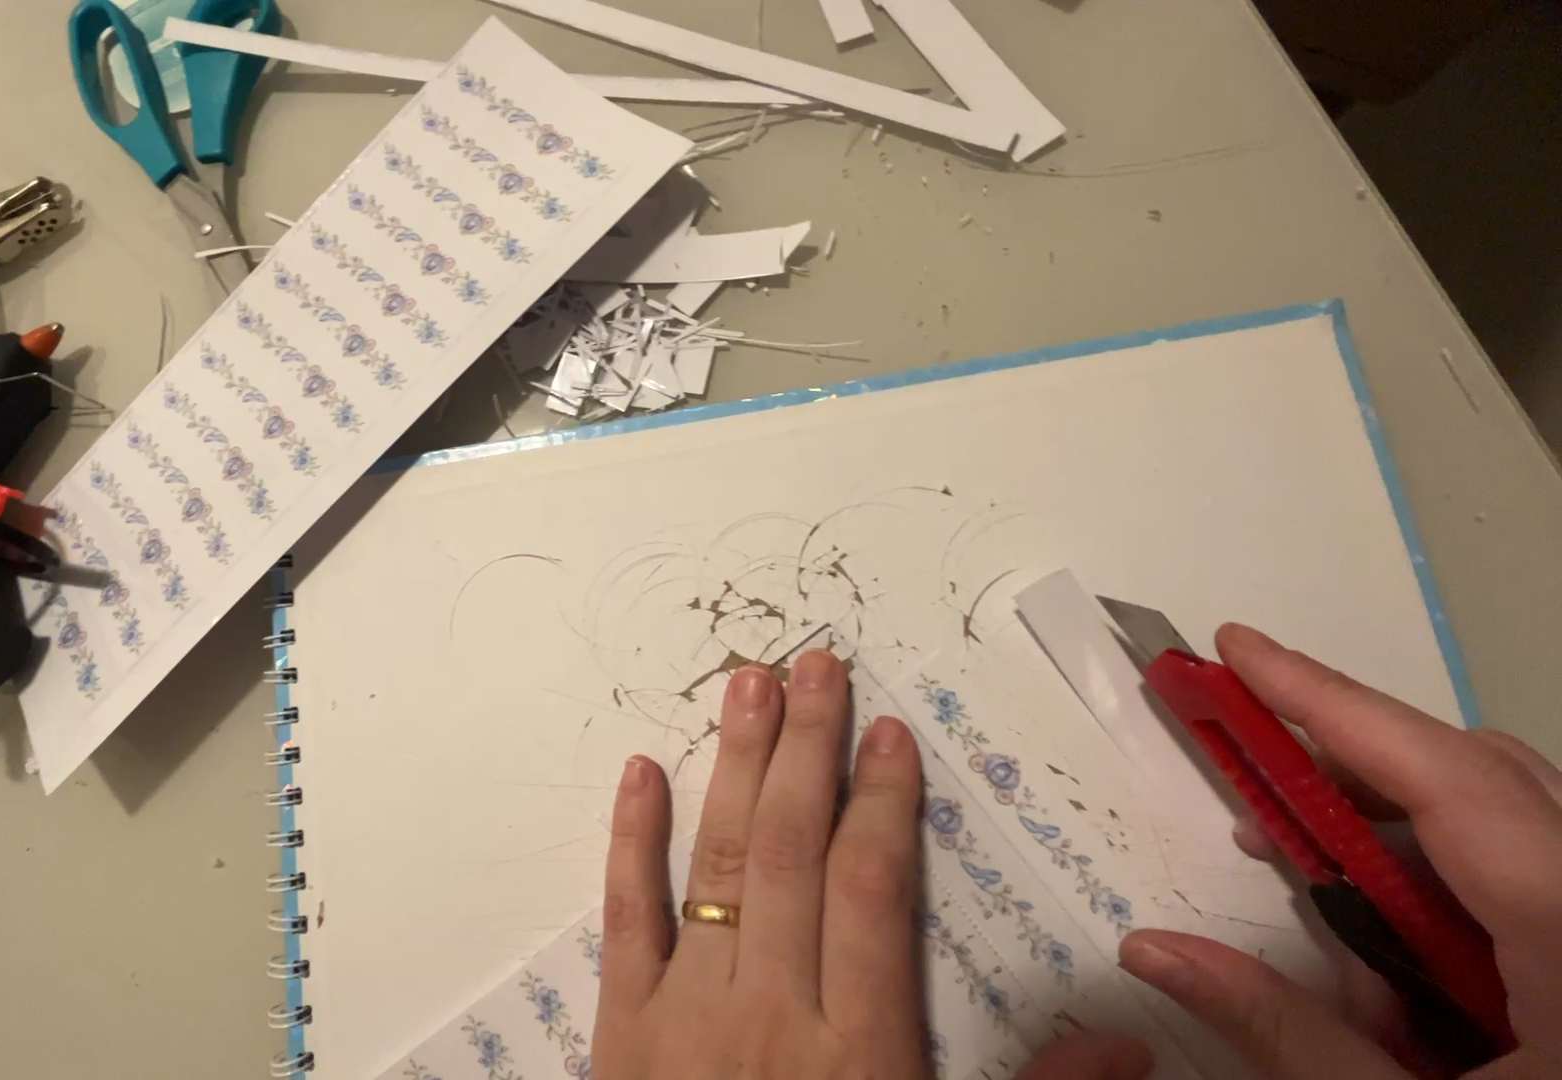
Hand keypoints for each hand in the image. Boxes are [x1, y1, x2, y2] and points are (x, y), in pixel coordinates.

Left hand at [595, 649, 1153, 1079]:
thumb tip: (1131, 1039)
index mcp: (857, 1050)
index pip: (873, 892)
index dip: (884, 802)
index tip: (889, 728)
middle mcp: (768, 1007)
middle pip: (790, 849)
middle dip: (806, 749)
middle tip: (811, 662)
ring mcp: (684, 1006)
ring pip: (717, 863)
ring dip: (734, 765)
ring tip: (745, 685)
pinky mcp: (621, 1020)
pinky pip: (625, 913)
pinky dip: (630, 837)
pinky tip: (639, 768)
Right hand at [1119, 623, 1561, 1078]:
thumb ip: (1288, 1034)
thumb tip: (1148, 947)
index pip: (1444, 778)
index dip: (1328, 700)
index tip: (1236, 647)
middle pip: (1474, 778)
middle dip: (1344, 767)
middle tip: (1256, 798)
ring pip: (1499, 822)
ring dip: (1383, 836)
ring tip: (1315, 894)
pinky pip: (1523, 875)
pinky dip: (1436, 888)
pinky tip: (1400, 967)